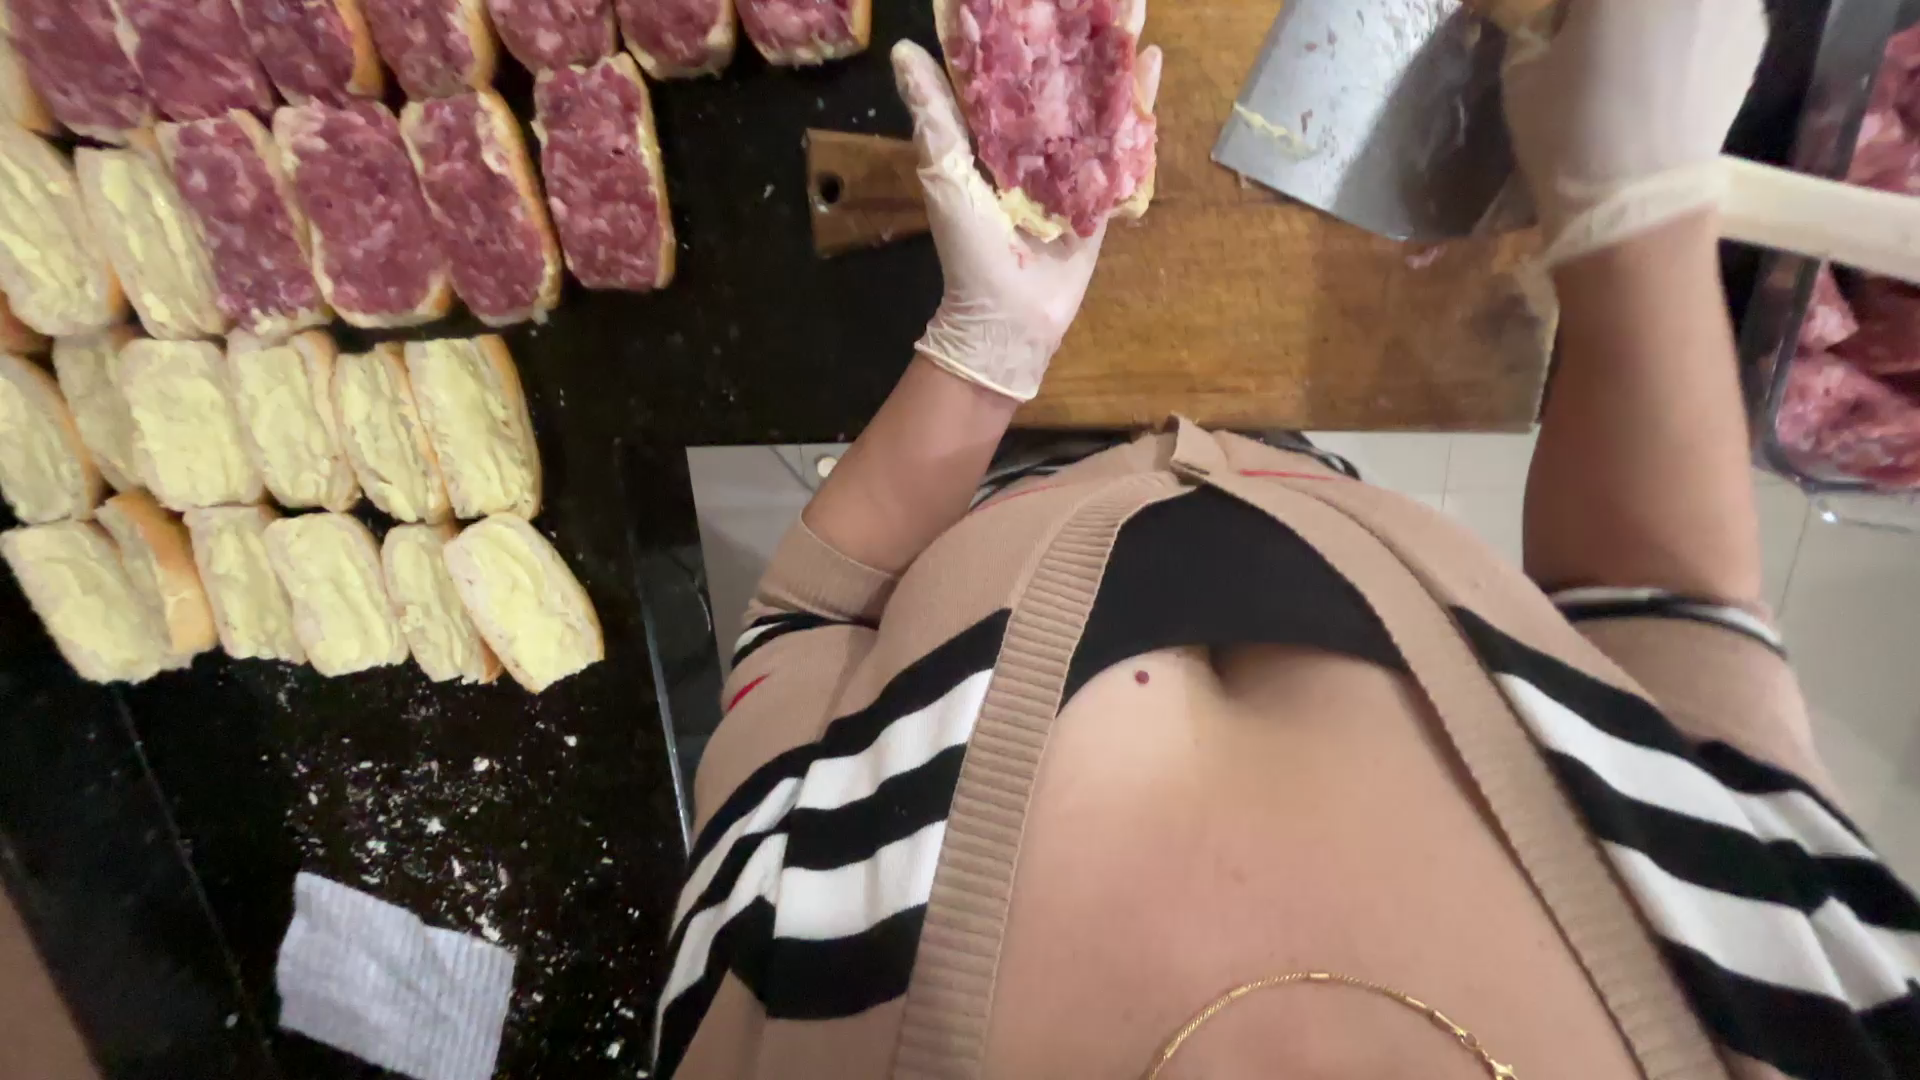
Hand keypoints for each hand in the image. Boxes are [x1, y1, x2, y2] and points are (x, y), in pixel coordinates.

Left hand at [889, 37, 1163, 401]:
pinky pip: (1120, 150)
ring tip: (1133, 11)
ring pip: (1093, 109)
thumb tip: (904, 50)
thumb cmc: (971, 250)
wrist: (1009, 318)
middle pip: (1058, 84)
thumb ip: (933, 116)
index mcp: (990, 142)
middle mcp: (1030, 151)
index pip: (1008, 74)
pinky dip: (1136, 113)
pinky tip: (1151, 67)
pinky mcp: (1098, 199)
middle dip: (1078, 39)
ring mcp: (1068, 174)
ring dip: (1112, 62)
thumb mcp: (945, 175)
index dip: (1022, 32)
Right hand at [1503, 0, 1765, 264]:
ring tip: (1626, 51)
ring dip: (1650, 14)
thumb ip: (1538, 28)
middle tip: (1583, 33)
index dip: (1561, 8)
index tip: (1545, 21)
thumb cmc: (1563, 134)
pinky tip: (1660, 68)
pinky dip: (1685, 26)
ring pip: (1677, 4)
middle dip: (1607, 10)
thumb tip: (1551, 18)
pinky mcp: (1753, 28)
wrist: (1630, 196)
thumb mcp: (1522, 77)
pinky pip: (1711, 10)